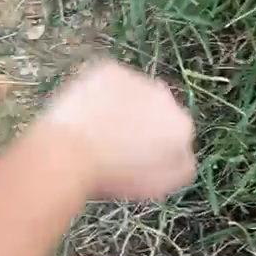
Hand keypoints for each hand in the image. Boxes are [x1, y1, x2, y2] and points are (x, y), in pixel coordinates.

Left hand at [33, 58, 194, 200]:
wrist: (71, 154)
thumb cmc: (113, 176)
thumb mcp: (158, 186)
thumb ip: (181, 167)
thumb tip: (184, 155)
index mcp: (182, 126)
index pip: (175, 133)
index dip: (157, 145)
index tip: (137, 156)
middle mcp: (166, 96)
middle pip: (157, 108)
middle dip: (142, 120)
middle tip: (116, 142)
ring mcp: (137, 79)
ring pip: (134, 92)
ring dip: (122, 104)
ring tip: (97, 128)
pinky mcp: (109, 69)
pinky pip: (109, 80)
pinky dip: (101, 91)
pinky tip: (87, 110)